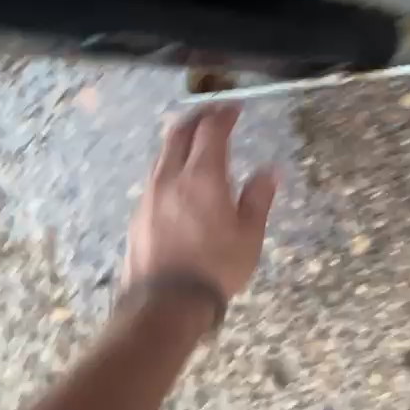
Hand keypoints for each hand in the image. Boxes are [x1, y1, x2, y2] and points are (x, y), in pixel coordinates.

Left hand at [124, 105, 278, 303]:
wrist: (166, 302)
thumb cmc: (217, 265)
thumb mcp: (250, 233)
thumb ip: (258, 197)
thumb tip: (269, 171)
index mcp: (203, 177)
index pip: (211, 132)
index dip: (223, 115)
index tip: (235, 107)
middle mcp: (171, 178)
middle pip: (178, 134)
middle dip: (196, 118)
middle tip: (213, 112)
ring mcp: (150, 195)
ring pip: (163, 154)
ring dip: (180, 139)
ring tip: (196, 140)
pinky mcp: (140, 214)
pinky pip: (156, 175)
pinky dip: (171, 163)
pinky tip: (181, 177)